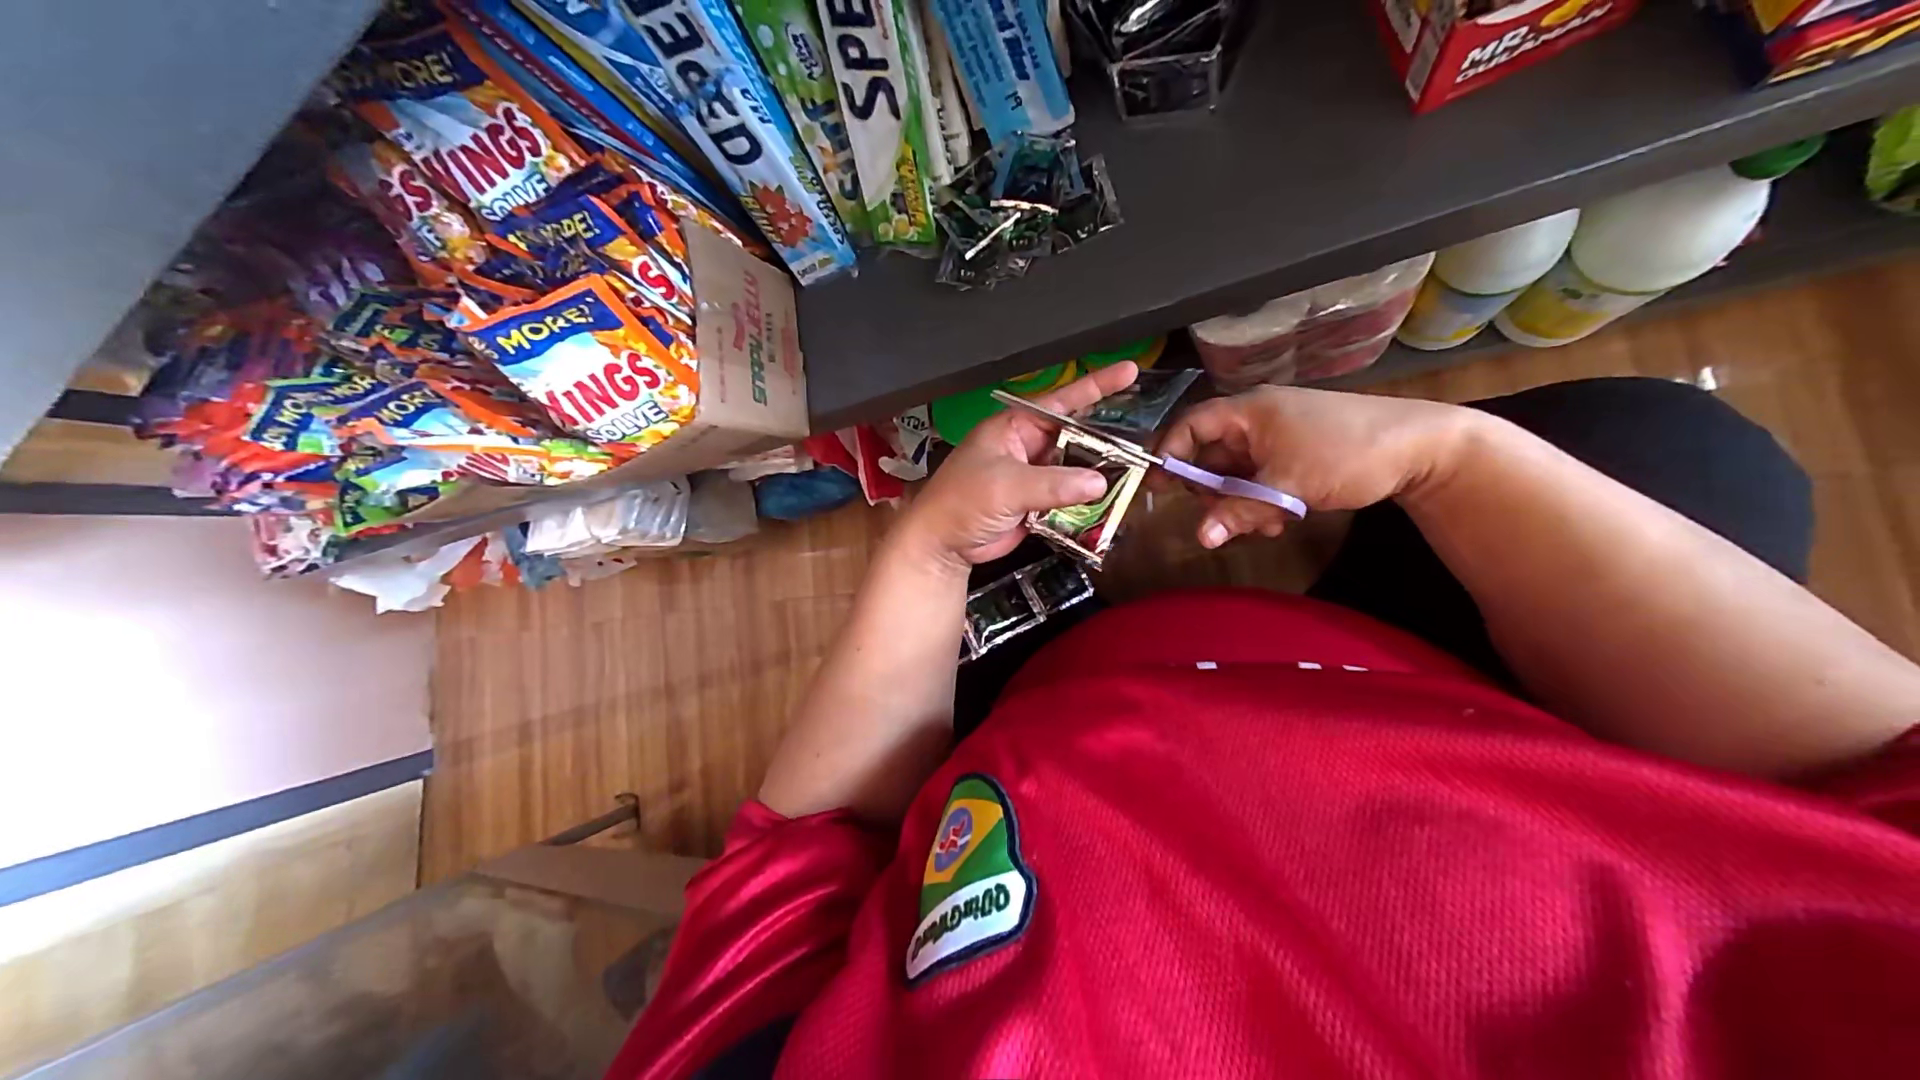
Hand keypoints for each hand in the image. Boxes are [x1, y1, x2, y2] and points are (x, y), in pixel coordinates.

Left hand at [897, 361, 1140, 570]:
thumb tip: (1099, 483)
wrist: (941, 544)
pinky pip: (1069, 498)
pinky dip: (1088, 503)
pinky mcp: (1036, 504)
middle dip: (1105, 441)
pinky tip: (1112, 505)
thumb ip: (1054, 483)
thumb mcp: (1007, 485)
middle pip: (1075, 437)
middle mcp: (1027, 446)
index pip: (1062, 401)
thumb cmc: (962, 501)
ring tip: (1135, 476)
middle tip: (1142, 444)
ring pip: (1076, 470)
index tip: (1130, 371)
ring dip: (1099, 476)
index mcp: (1014, 427)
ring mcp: (1033, 476)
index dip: (1096, 386)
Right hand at [1156, 385, 1474, 548]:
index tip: (1156, 486)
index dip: (1169, 453)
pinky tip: (1281, 519)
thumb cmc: (1347, 453)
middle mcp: (1256, 419)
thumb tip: (1198, 538)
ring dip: (1240, 503)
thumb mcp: (1287, 486)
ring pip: (1234, 473)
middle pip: (1209, 456)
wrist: (1423, 448)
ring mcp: (1275, 437)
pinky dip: (1261, 501)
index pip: (1190, 426)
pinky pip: (1258, 479)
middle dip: (1213, 492)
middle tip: (1224, 519)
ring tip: (1266, 523)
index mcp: (1248, 411)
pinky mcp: (1292, 454)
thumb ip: (1238, 511)